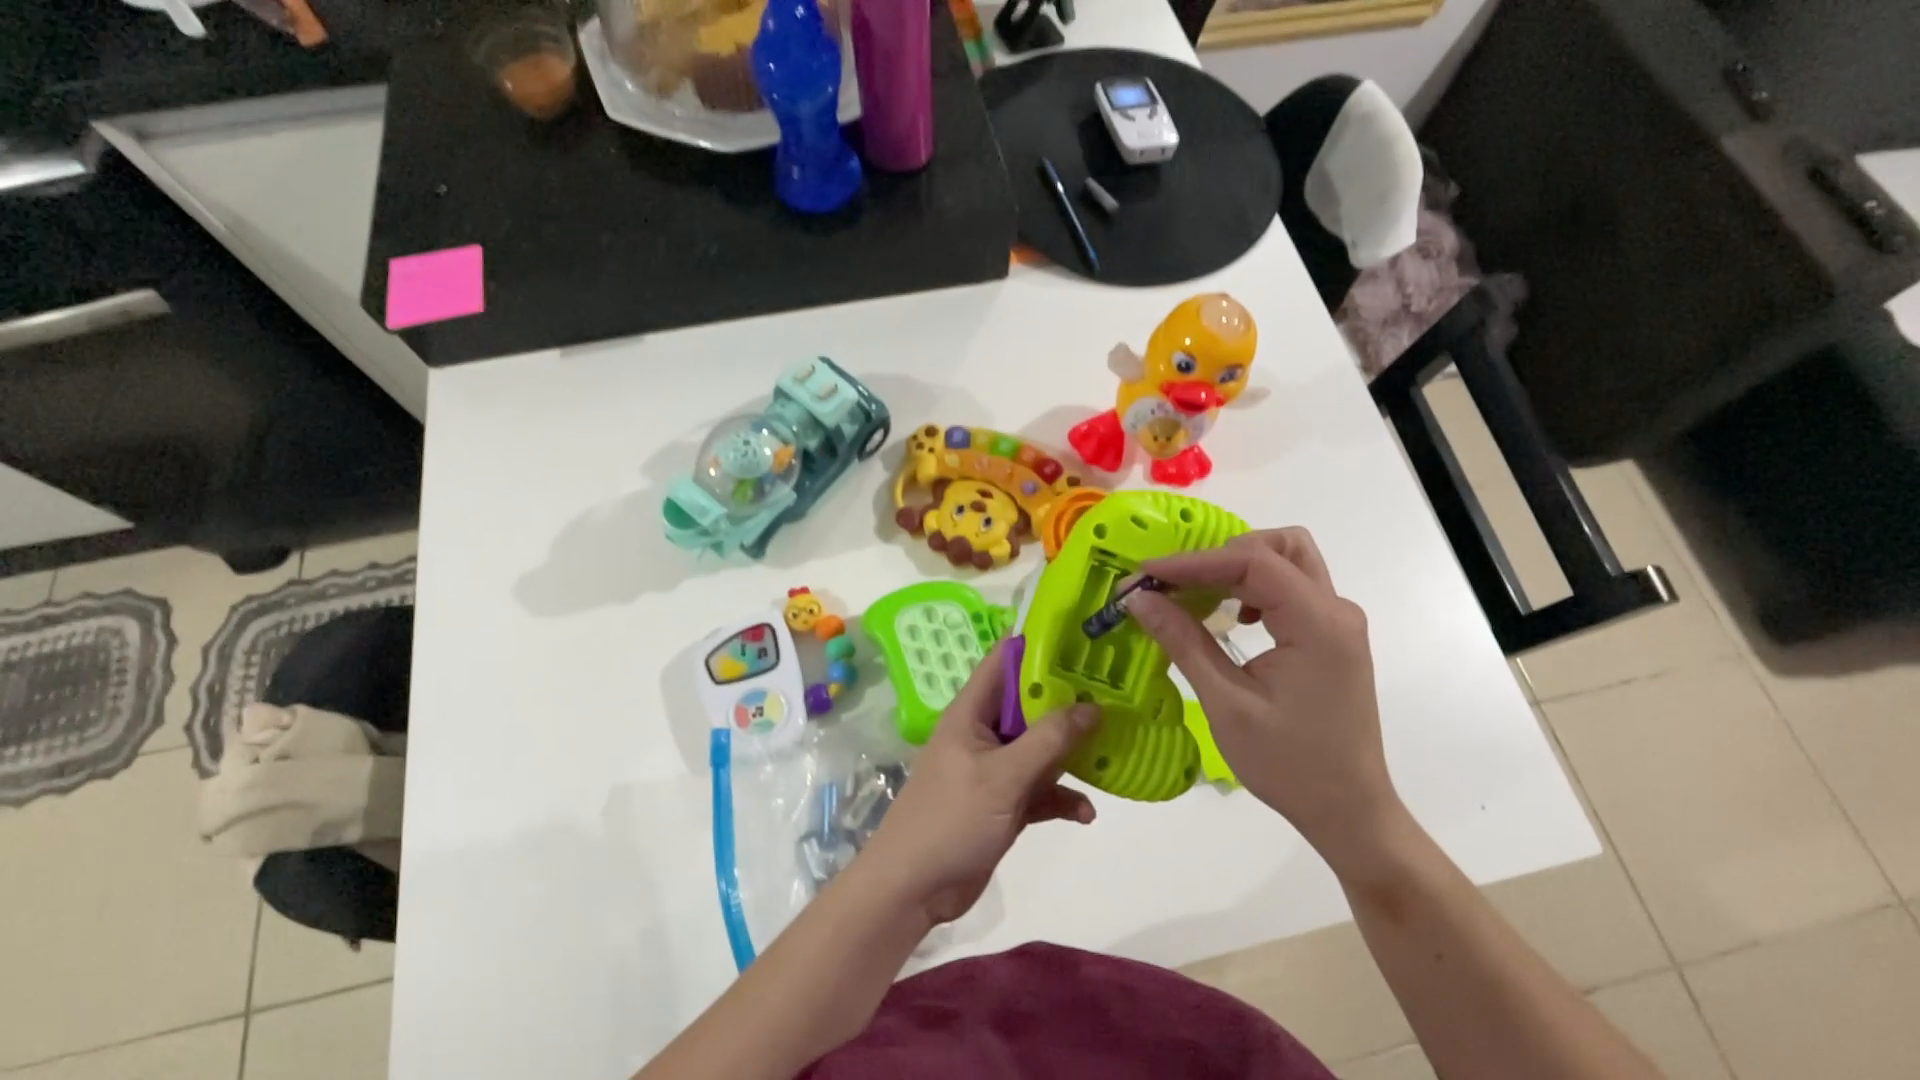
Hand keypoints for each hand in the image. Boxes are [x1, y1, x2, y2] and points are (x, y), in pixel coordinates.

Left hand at [858, 642, 1100, 925]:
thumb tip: (1094, 706)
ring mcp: (994, 770)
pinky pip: (1040, 790)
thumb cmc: (951, 819)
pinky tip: (1086, 814)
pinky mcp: (1003, 804)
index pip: (1005, 661)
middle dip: (1071, 702)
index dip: (1041, 645)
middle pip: (1031, 705)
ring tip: (1114, 753)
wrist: (913, 889)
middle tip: (1120, 694)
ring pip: (1041, 749)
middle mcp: (983, 734)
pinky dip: (1062, 798)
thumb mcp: (1004, 776)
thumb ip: (1049, 740)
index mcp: (971, 713)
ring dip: (1073, 755)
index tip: (1086, 640)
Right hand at [1128, 528, 1401, 858]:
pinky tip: (1230, 620)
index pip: (1252, 561)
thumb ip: (1184, 642)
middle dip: (1219, 555)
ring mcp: (1338, 623)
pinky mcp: (1332, 637)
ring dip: (1239, 568)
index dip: (1193, 562)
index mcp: (1317, 623)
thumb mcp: (1227, 704)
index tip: (1144, 577)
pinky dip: (1255, 589)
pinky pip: (1291, 589)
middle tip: (1173, 584)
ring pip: (1288, 561)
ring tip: (1196, 597)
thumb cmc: (1288, 764)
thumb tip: (1139, 600)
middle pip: (1278, 547)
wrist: (1348, 809)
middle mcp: (1336, 610)